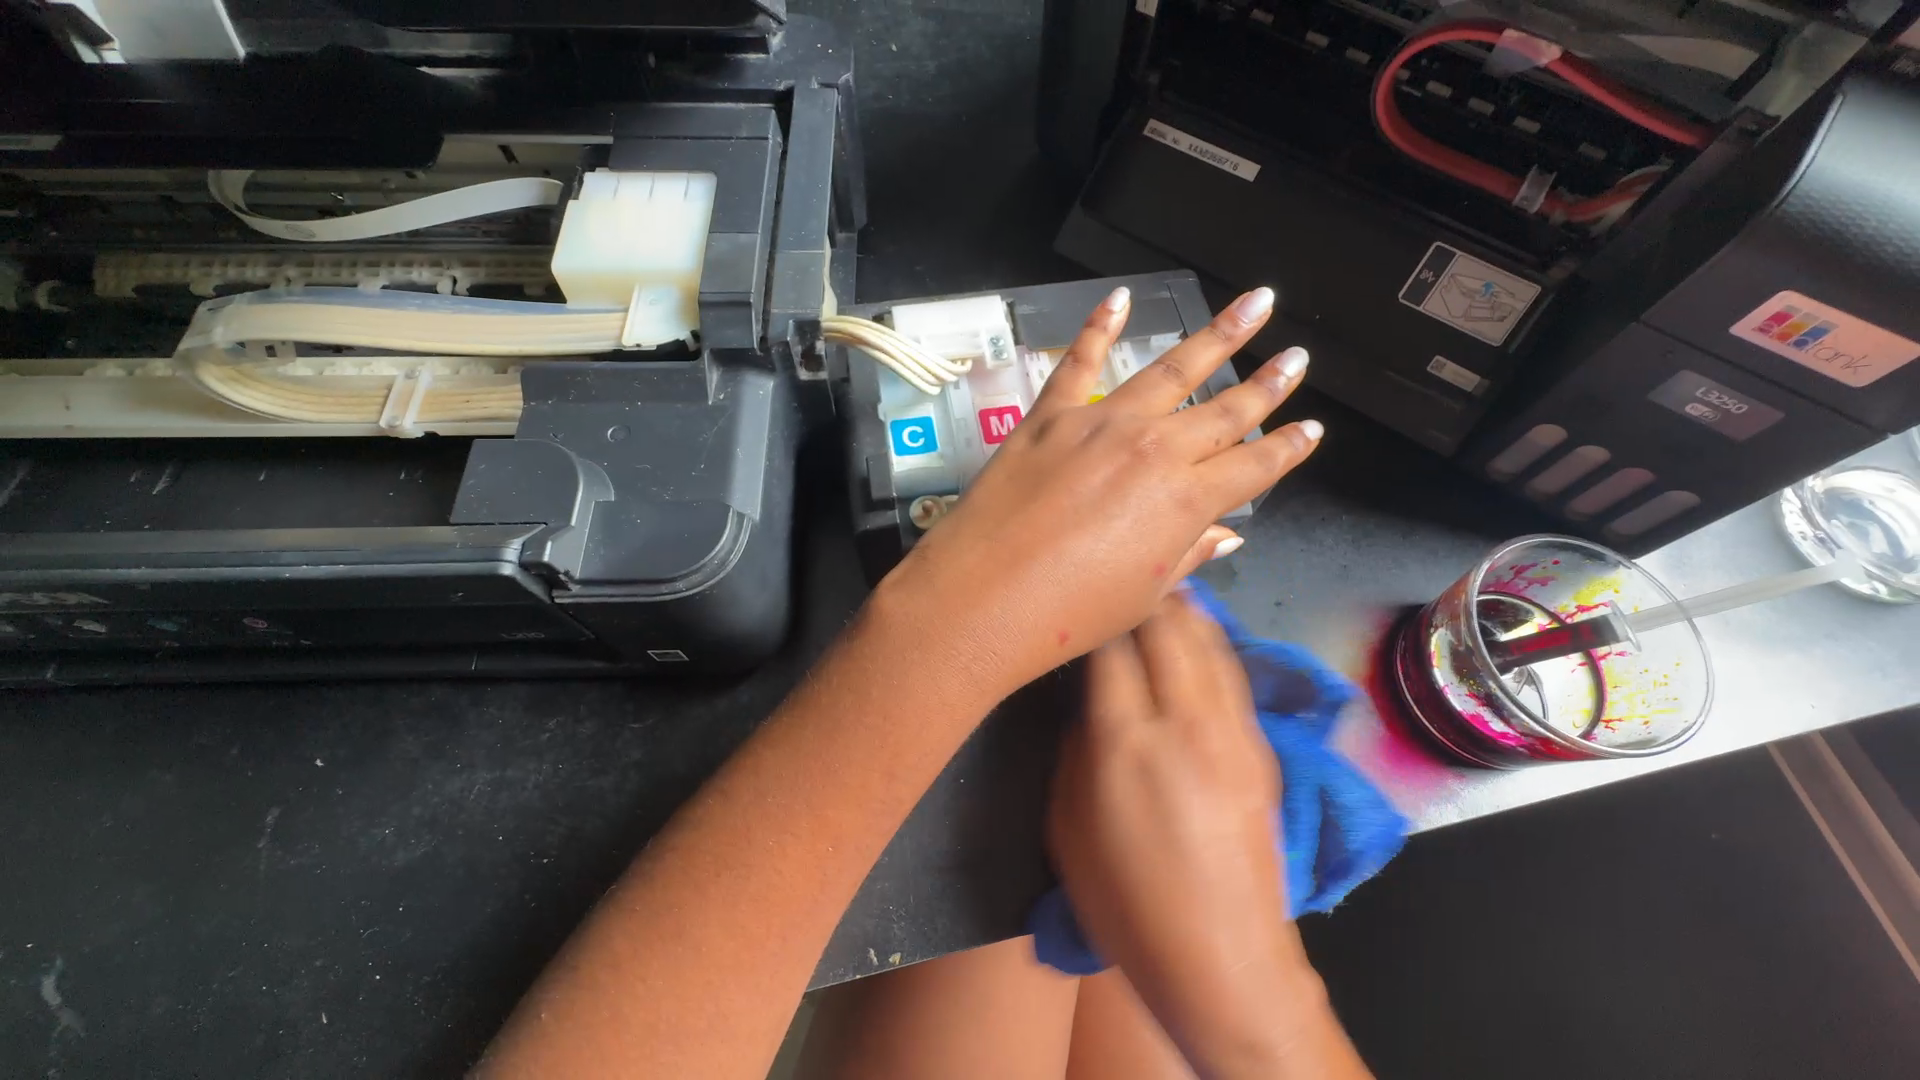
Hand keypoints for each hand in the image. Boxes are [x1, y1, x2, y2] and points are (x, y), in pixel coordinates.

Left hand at [875, 286, 1318, 698]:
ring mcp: (1101, 424)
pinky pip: (1080, 361)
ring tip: (1255, 303)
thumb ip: (1188, 555)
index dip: (1287, 449)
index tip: (1312, 429)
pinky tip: (1121, 298)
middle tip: (1298, 356)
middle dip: (1268, 384)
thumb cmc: (1069, 614)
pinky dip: (1099, 326)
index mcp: (1187, 501)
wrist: (983, 598)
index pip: (1254, 467)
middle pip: (1225, 410)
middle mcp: (1155, 450)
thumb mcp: (1143, 594)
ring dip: (1218, 334)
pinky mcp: (1050, 415)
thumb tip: (1226, 537)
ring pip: (1171, 369)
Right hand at [1048, 593, 1332, 1077]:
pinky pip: (1229, 670)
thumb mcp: (1066, 825)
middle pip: (1165, 626)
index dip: (1092, 612)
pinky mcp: (1259, 747)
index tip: (1073, 594)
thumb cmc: (1126, 904)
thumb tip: (1086, 698)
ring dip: (1179, 604)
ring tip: (1155, 582)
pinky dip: (1206, 638)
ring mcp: (1232, 731)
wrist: (1224, 962)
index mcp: (1124, 743)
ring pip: (1206, 639)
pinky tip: (1192, 630)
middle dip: (1139, 590)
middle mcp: (1184, 722)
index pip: (1108, 645)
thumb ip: (1074, 747)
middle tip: (1113, 572)